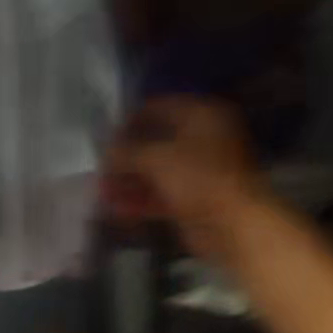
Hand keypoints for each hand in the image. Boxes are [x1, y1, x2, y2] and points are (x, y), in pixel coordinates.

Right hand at [104, 98, 267, 258]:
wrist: (232, 225)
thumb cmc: (199, 179)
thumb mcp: (157, 159)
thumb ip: (127, 152)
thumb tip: (107, 152)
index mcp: (202, 115)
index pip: (159, 107)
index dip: (130, 121)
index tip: (106, 138)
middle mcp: (202, 139)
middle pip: (155, 143)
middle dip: (126, 159)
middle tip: (100, 171)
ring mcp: (197, 172)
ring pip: (156, 173)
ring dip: (129, 183)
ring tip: (102, 194)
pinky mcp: (192, 201)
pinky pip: (161, 196)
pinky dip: (140, 201)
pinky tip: (117, 210)